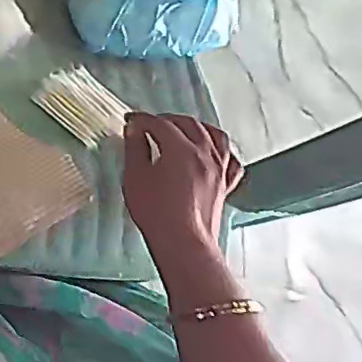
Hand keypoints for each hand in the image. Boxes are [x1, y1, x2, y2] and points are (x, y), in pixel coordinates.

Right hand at [122, 112, 242, 263]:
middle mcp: (205, 155)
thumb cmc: (157, 213)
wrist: (182, 242)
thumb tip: (135, 130)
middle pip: (189, 124)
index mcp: (181, 150)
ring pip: (215, 135)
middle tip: (150, 123)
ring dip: (196, 127)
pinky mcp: (225, 185)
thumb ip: (135, 148)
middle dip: (167, 119)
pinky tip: (212, 151)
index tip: (131, 121)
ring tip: (182, 128)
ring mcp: (219, 169)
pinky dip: (220, 149)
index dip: (142, 120)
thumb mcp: (135, 176)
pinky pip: (230, 159)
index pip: (159, 124)